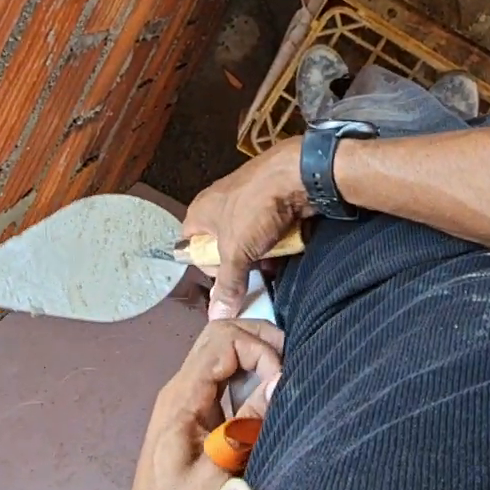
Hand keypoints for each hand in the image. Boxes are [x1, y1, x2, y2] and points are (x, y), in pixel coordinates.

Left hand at [124, 319, 284, 489]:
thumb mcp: (214, 477)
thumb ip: (245, 427)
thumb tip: (279, 380)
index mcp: (182, 395)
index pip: (223, 339)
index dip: (258, 349)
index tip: (281, 379)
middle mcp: (182, 386)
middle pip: (221, 335)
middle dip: (258, 339)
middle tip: (290, 361)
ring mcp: (188, 397)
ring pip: (222, 350)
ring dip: (255, 353)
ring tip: (283, 372)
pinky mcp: (196, 411)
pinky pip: (224, 374)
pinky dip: (249, 372)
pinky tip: (266, 389)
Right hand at [183, 139, 315, 319]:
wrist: (297, 173)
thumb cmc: (255, 206)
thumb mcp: (236, 251)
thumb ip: (227, 284)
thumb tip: (217, 316)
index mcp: (201, 211)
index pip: (192, 247)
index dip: (206, 266)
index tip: (225, 277)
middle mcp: (220, 205)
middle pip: (223, 246)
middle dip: (239, 263)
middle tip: (252, 271)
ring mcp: (247, 202)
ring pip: (248, 240)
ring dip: (261, 255)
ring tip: (274, 261)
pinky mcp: (270, 202)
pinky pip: (268, 230)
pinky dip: (276, 241)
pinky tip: (287, 248)